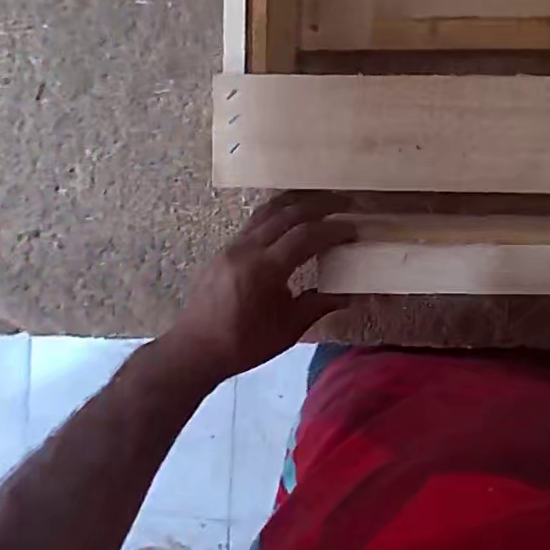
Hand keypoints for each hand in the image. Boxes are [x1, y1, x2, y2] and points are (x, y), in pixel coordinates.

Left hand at [161, 192, 356, 386]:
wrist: (195, 349)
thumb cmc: (244, 343)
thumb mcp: (288, 329)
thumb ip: (319, 305)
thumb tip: (350, 295)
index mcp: (265, 269)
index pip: (306, 236)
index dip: (333, 230)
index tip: (353, 231)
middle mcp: (248, 249)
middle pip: (288, 212)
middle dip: (320, 205)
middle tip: (345, 204)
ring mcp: (234, 245)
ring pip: (269, 209)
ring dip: (297, 201)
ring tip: (320, 200)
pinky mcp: (226, 248)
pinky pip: (256, 220)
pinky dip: (279, 212)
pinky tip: (291, 216)